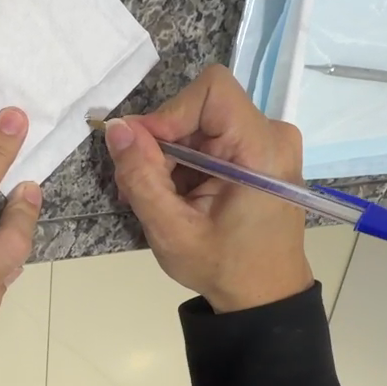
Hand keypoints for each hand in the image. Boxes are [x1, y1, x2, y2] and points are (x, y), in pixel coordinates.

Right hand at [103, 65, 313, 313]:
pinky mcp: (257, 154)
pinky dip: (182, 164)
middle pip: (200, 108)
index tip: (142, 151)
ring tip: (157, 199)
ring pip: (199, 125)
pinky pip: (209, 140)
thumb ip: (141, 177)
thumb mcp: (171, 230)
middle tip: (139, 188)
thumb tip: (115, 128)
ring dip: (168, 157)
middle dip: (161, 143)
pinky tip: (175, 197)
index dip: (168, 113)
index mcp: (260, 149)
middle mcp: (271, 133)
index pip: (211, 91)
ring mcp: (266, 143)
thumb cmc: (222, 267)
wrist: (263, 294)